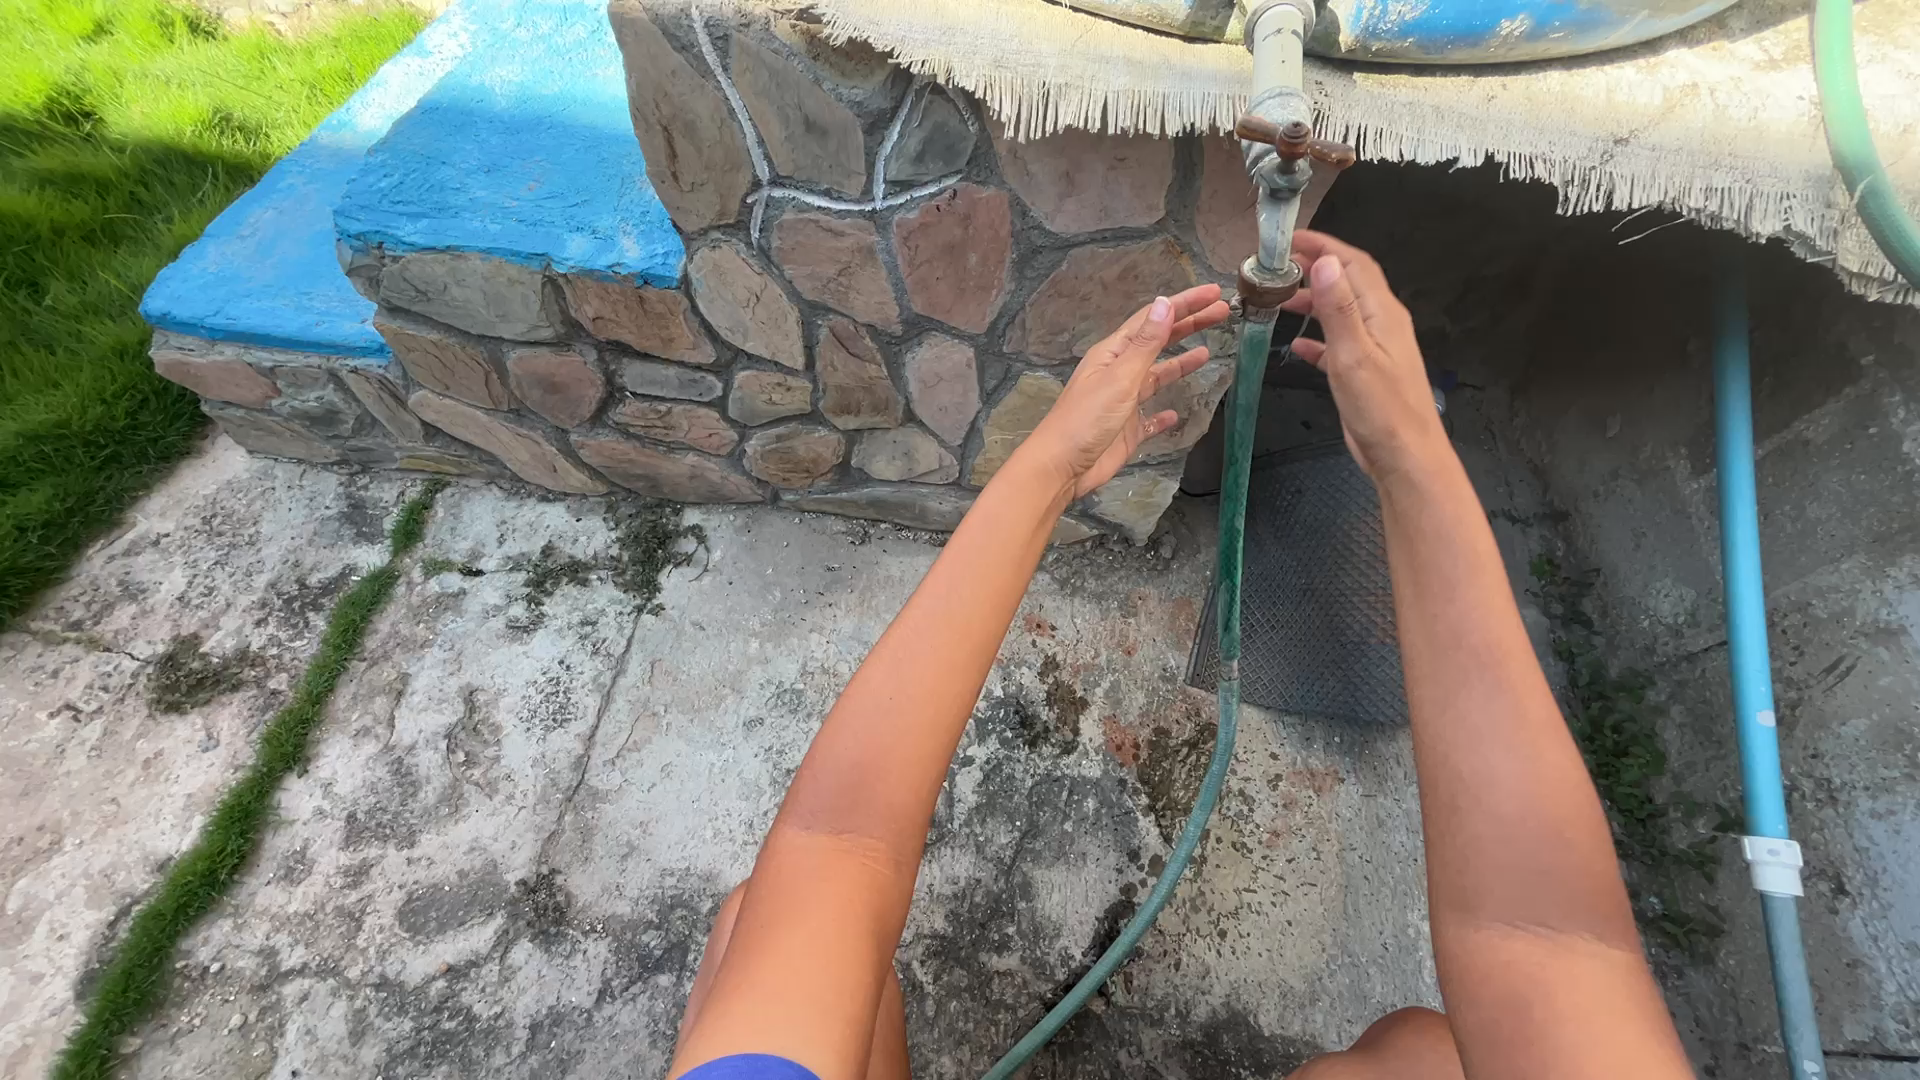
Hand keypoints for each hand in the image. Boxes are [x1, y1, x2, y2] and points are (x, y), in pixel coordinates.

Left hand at [1015, 284, 1231, 498]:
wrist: (1061, 468)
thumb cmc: (1085, 420)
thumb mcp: (1119, 377)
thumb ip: (1145, 344)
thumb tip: (1164, 303)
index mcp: (1112, 355)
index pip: (1152, 320)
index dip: (1183, 304)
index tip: (1214, 293)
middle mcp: (1118, 374)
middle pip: (1158, 343)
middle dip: (1188, 327)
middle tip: (1222, 313)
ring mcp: (1122, 404)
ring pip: (1156, 378)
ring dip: (1180, 364)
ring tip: (1207, 353)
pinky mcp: (1126, 432)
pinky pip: (1149, 419)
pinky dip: (1163, 415)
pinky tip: (1175, 413)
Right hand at [1281, 231, 1448, 481]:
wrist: (1402, 454)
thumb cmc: (1380, 408)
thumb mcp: (1353, 355)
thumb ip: (1338, 309)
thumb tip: (1324, 263)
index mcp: (1381, 313)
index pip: (1353, 265)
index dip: (1324, 246)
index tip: (1289, 239)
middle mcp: (1380, 323)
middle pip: (1347, 283)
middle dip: (1315, 267)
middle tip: (1276, 267)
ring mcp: (1374, 347)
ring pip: (1340, 311)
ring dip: (1312, 300)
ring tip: (1278, 299)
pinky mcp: (1364, 371)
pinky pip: (1337, 343)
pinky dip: (1315, 337)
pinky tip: (1295, 344)